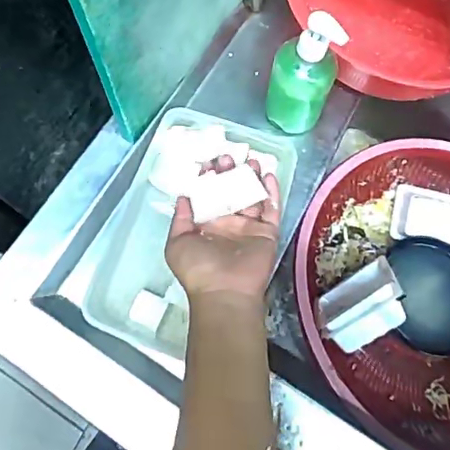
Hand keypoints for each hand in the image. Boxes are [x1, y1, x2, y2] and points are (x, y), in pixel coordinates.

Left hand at [166, 159, 281, 300]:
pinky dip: (272, 191)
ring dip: (251, 177)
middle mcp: (228, 223)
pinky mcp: (267, 232)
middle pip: (231, 191)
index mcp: (207, 225)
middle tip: (227, 158)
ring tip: (250, 160)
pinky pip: (272, 209)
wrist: (225, 292)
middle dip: (230, 173)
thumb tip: (183, 196)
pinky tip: (268, 175)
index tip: (208, 164)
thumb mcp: (177, 243)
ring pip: (253, 196)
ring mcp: (249, 227)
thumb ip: (180, 218)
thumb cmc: (197, 268)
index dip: (208, 178)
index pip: (209, 195)